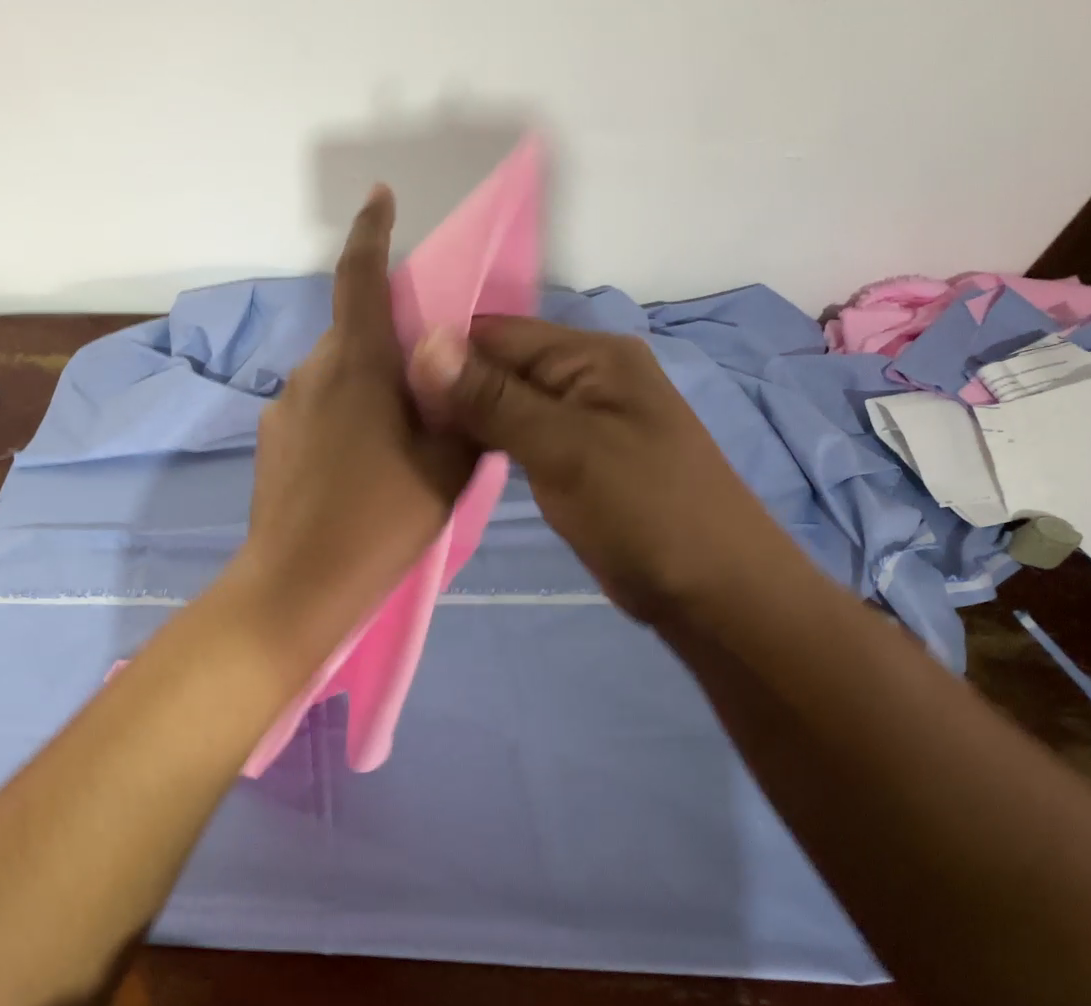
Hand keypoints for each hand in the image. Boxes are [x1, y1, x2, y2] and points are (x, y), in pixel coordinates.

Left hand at [236, 186, 475, 650]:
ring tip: (399, 443)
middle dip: (391, 343)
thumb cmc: (381, 521)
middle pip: (355, 335)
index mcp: (357, 365)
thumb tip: (455, 362)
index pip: (359, 278)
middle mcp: (311, 373)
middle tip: (430, 388)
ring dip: (368, 388)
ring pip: (336, 376)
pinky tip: (360, 470)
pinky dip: (343, 418)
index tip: (380, 199)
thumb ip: (460, 403)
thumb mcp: (448, 463)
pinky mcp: (271, 443)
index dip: (372, 233)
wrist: (298, 583)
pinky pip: (316, 410)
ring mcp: (283, 410)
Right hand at [409, 316, 799, 623]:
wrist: (712, 589)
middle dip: (444, 383)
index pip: (495, 332)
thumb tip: (425, 343)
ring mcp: (580, 420)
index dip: (438, 348)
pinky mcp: (572, 458)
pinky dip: (481, 442)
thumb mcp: (563, 448)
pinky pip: (515, 435)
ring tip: (399, 432)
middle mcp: (585, 376)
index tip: (378, 377)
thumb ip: (492, 397)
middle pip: (497, 365)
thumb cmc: (643, 509)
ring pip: (502, 402)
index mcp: (592, 356)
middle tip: (381, 414)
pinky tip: (444, 455)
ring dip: (458, 415)